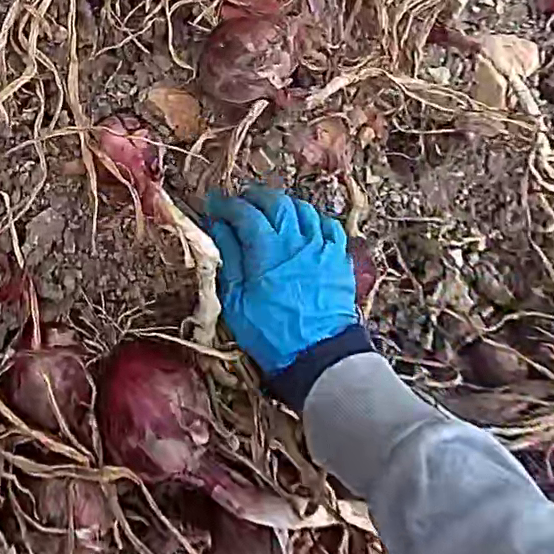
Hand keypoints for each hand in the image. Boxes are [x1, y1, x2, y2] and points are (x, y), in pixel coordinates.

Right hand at [206, 187, 357, 375]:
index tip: (214, 204)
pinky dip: (313, 219)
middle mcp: (295, 238)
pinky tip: (304, 226)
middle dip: (255, 197)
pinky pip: (328, 226)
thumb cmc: (271, 333)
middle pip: (275, 201)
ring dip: (283, 204)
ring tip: (271, 211)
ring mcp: (321, 246)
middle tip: (241, 202)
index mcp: (266, 247)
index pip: (244, 212)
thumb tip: (219, 228)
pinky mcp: (339, 258)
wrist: (320, 357)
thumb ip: (229, 258)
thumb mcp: (237, 301)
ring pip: (302, 208)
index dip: (226, 205)